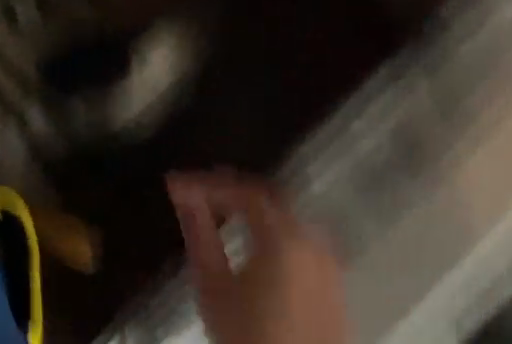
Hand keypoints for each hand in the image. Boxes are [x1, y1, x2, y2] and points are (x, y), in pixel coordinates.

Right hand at [168, 172, 350, 343]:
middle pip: (272, 198)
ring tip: (222, 213)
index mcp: (284, 240)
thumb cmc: (247, 333)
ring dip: (255, 208)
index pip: (244, 190)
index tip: (177, 185)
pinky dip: (275, 228)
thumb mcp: (211, 283)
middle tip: (198, 192)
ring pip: (289, 217)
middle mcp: (314, 246)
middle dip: (232, 189)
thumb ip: (198, 231)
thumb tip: (182, 193)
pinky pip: (303, 239)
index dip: (208, 182)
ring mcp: (330, 267)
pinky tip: (254, 240)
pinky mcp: (334, 287)